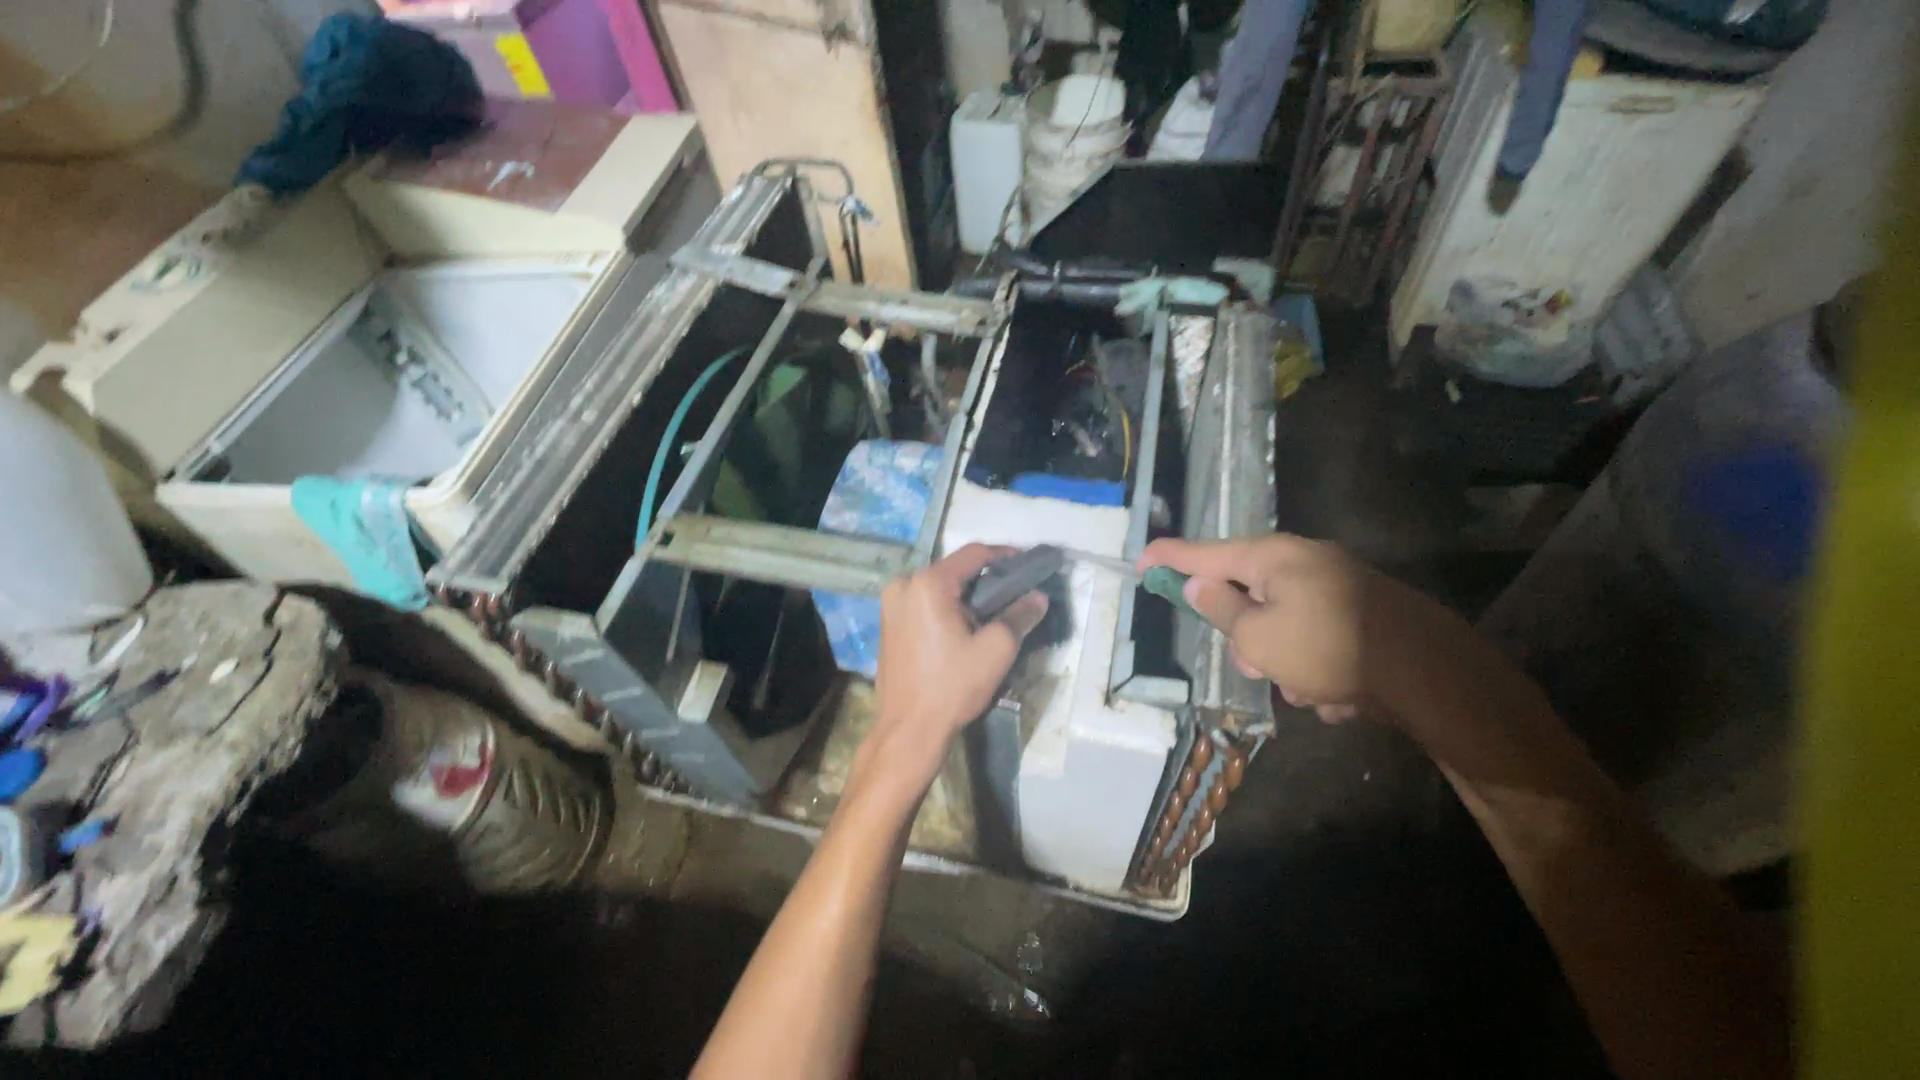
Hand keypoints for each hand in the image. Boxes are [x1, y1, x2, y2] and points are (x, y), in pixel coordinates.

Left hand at [868, 544, 1048, 784]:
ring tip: (996, 612)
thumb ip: (1019, 615)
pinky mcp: (889, 625)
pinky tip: (967, 627)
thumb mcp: (996, 649)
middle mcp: (904, 585)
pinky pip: (924, 604)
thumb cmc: (952, 686)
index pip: (974, 554)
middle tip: (1016, 592)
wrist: (909, 730)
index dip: (1005, 555)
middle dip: (986, 578)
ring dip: (967, 595)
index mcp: (927, 584)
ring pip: (939, 588)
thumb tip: (1038, 597)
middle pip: (954, 569)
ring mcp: (891, 605)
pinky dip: (947, 608)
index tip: (1029, 564)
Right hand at [1140, 534, 1404, 721]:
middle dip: (1247, 639)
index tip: (1141, 562)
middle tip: (1255, 665)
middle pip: (1248, 597)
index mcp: (1273, 558)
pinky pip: (1317, 644)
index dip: (1169, 559)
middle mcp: (1304, 564)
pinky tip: (1340, 695)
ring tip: (1311, 690)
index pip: (1205, 553)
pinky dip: (1320, 671)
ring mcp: (1336, 589)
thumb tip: (1197, 584)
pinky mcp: (1360, 617)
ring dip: (1286, 665)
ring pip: (1283, 630)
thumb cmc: (1326, 647)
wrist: (1425, 672)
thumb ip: (1221, 610)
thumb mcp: (1257, 637)